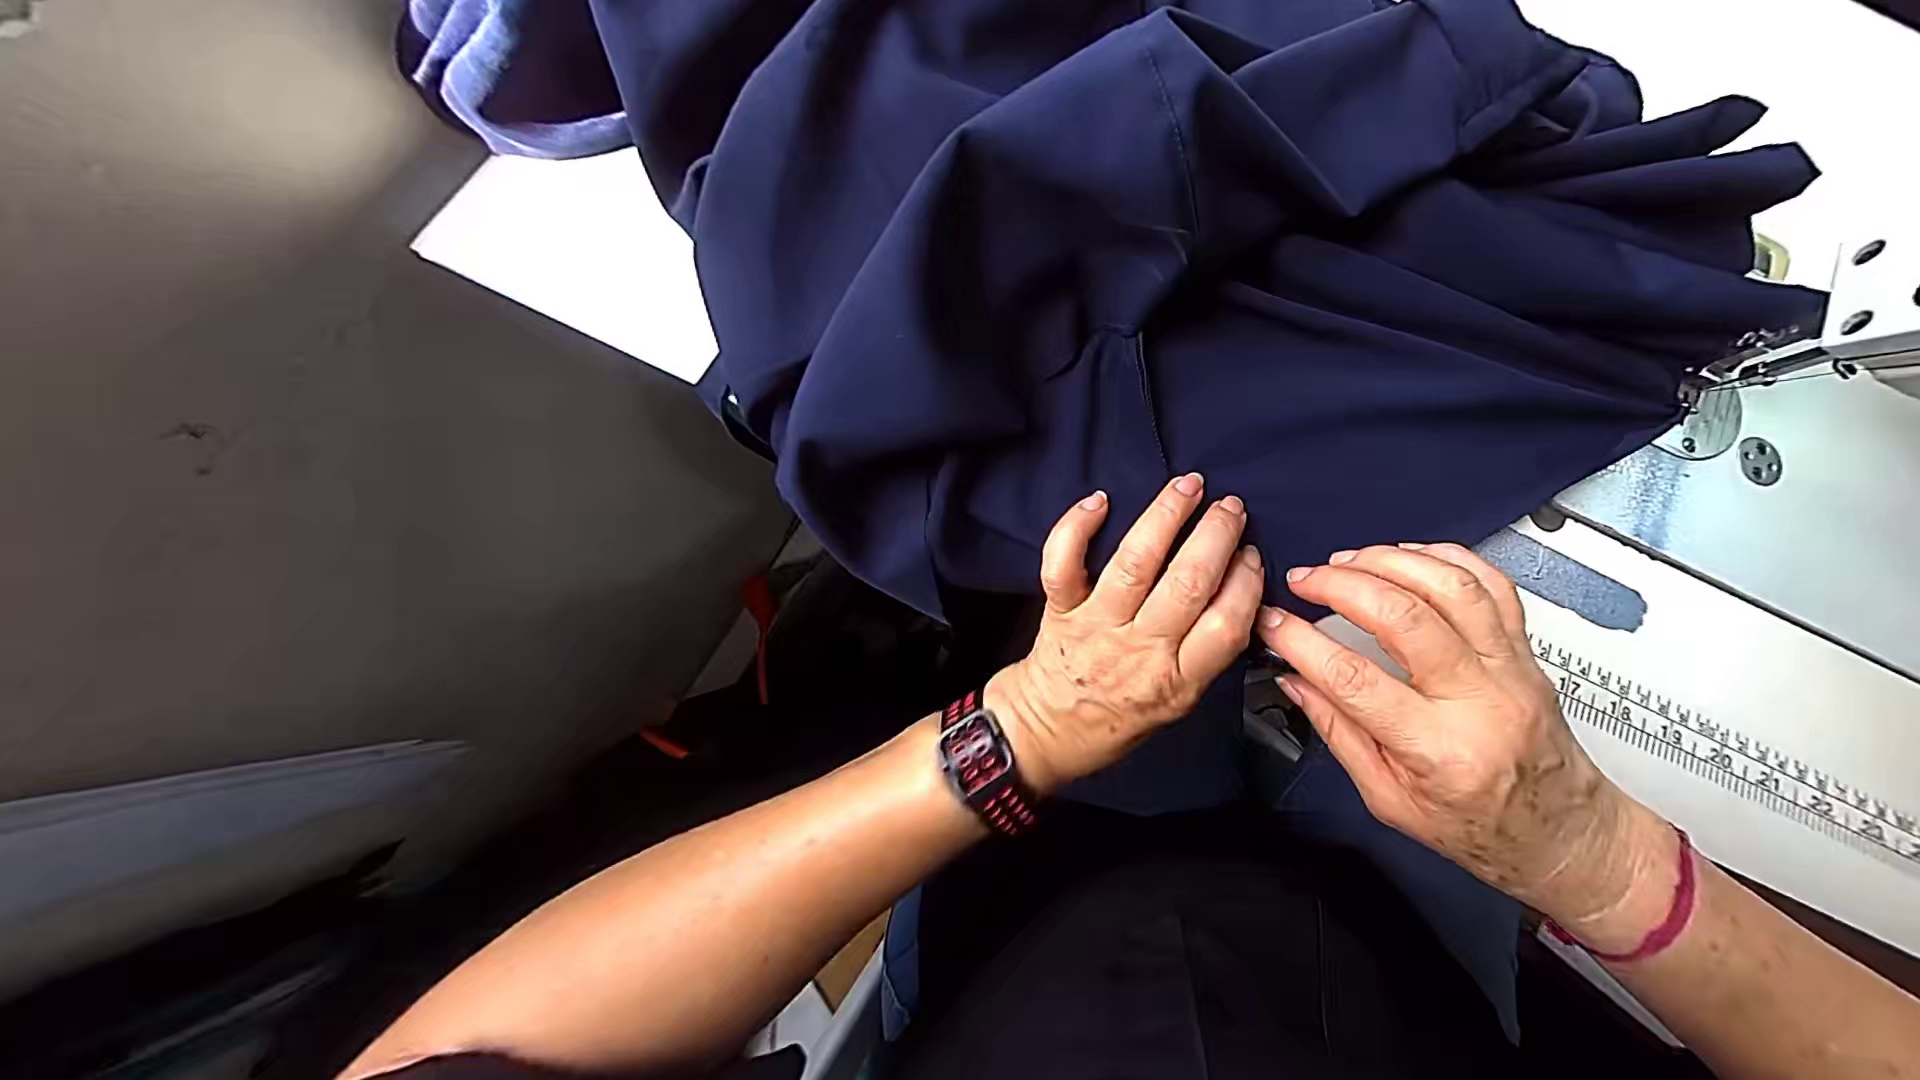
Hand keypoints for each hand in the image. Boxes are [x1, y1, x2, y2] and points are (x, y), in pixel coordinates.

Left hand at [986, 474, 1265, 795]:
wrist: (1047, 730)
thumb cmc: (1112, 720)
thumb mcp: (1175, 706)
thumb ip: (1203, 658)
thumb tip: (1236, 599)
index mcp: (1176, 682)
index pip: (1226, 624)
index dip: (1245, 581)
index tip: (1251, 553)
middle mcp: (1138, 651)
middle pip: (1187, 584)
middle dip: (1215, 536)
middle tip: (1230, 508)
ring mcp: (1096, 627)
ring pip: (1135, 563)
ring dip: (1166, 517)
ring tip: (1188, 487)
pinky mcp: (1060, 612)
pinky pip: (1064, 564)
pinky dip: (1077, 529)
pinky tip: (1099, 501)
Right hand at [1255, 543, 1680, 952]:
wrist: (1567, 837)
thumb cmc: (1478, 827)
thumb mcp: (1387, 799)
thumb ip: (1336, 731)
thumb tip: (1293, 678)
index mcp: (1438, 750)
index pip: (1353, 678)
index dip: (1299, 641)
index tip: (1271, 622)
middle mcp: (1481, 702)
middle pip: (1405, 617)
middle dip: (1340, 585)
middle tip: (1302, 580)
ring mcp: (1510, 670)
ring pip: (1452, 588)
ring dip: (1388, 561)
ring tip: (1345, 560)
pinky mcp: (1524, 652)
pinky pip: (1492, 585)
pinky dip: (1444, 557)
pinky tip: (1404, 555)